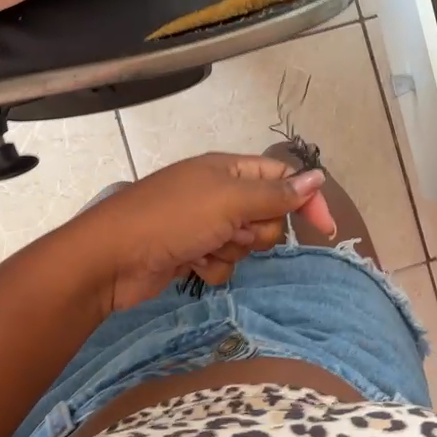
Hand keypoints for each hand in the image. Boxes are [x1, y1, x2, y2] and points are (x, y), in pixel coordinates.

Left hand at [68, 153, 336, 313]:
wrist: (110, 259)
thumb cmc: (171, 219)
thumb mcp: (229, 200)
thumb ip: (276, 193)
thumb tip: (318, 177)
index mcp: (228, 169)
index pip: (283, 178)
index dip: (305, 199)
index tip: (325, 229)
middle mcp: (219, 192)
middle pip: (267, 214)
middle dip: (257, 230)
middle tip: (233, 232)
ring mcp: (204, 224)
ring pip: (247, 242)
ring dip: (233, 250)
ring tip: (205, 249)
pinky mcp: (192, 253)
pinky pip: (225, 263)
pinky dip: (214, 267)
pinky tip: (193, 266)